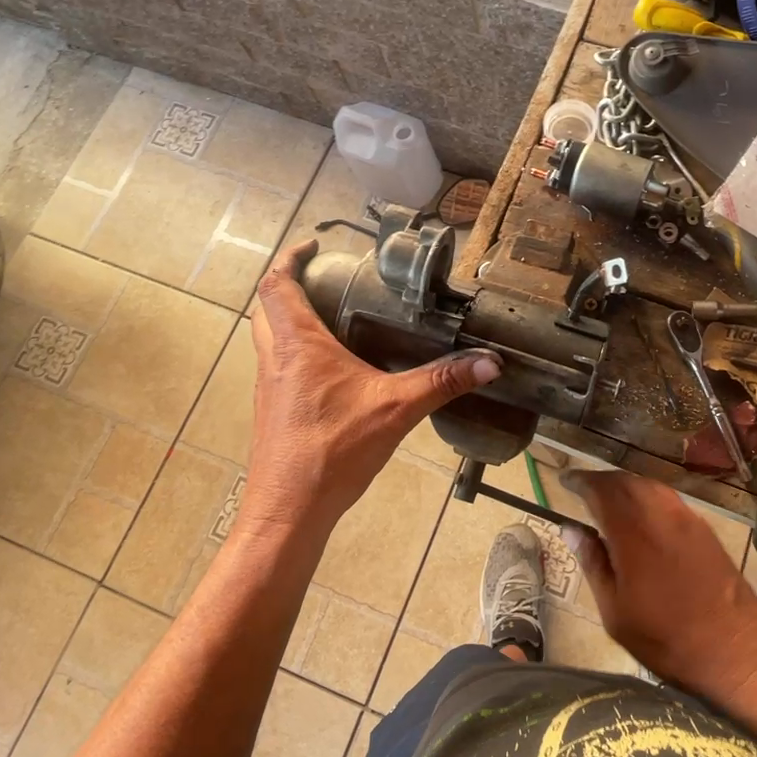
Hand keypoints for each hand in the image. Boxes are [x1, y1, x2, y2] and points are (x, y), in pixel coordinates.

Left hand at [244, 240, 500, 530]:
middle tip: (327, 278)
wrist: (288, 511)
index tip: (313, 245)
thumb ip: (441, 382)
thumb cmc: (332, 452)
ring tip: (332, 314)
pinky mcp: (273, 410)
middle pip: (267, 307)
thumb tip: (489, 362)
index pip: (277, 285)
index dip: (291, 258)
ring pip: (268, 337)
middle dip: (289, 285)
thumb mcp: (395, 410)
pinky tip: (331, 368)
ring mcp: (270, 386)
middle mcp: (276, 359)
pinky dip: (295, 350)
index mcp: (297, 346)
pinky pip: (278, 365)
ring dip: (288, 318)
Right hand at [560, 471, 756, 698]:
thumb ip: (593, 564)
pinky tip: (641, 513)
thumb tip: (571, 529)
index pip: (602, 491)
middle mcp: (661, 516)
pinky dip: (647, 495)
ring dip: (625, 485)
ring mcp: (687, 519)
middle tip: (583, 488)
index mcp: (634, 535)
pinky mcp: (704, 528)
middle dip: (601, 481)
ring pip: (649, 486)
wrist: (734, 650)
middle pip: (626, 482)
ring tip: (609, 499)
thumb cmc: (666, 640)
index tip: (565, 480)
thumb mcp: (616, 612)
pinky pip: (668, 498)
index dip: (581, 481)